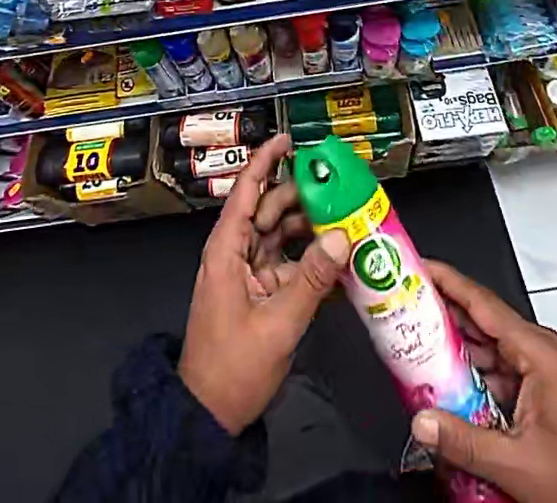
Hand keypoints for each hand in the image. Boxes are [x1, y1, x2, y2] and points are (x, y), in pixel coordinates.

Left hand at [180, 134, 350, 434]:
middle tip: (338, 186)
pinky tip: (338, 254)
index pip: (245, 193)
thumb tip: (342, 236)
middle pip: (269, 209)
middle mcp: (236, 253)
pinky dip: (311, 254)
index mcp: (226, 252)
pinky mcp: (262, 289)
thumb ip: (312, 278)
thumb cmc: (233, 368)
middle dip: (301, 195)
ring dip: (311, 224)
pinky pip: (289, 259)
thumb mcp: (277, 323)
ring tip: (346, 215)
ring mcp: (249, 272)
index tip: (287, 139)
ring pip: (282, 232)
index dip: (264, 162)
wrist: (210, 416)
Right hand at [412, 260, 556, 502]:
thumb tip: (422, 421)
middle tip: (404, 308)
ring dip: (452, 349)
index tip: (419, 267)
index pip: (481, 302)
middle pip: (479, 320)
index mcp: (536, 350)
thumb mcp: (517, 461)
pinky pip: (495, 371)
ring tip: (414, 347)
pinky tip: (445, 388)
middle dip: (441, 313)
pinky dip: (469, 375)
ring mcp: (538, 368)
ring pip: (485, 348)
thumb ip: (463, 441)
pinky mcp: (537, 389)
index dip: (447, 280)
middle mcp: (537, 350)